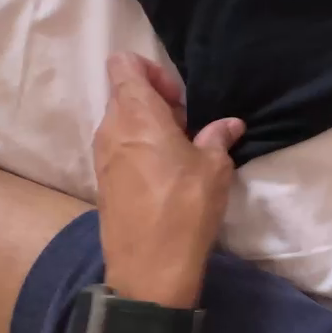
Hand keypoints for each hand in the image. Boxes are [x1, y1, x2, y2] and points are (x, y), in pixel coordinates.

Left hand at [92, 52, 243, 308]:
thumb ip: (218, 137)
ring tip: (181, 154)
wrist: (151, 267)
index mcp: (136, 115)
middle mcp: (111, 129)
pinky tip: (167, 176)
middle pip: (125, 93)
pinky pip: (120, 148)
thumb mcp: (215, 167)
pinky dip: (141, 149)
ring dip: (150, 127)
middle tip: (188, 128)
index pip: (124, 65)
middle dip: (157, 101)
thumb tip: (229, 125)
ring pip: (123, 122)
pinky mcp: (103, 181)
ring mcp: (102, 156)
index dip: (153, 71)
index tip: (180, 98)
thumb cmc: (186, 207)